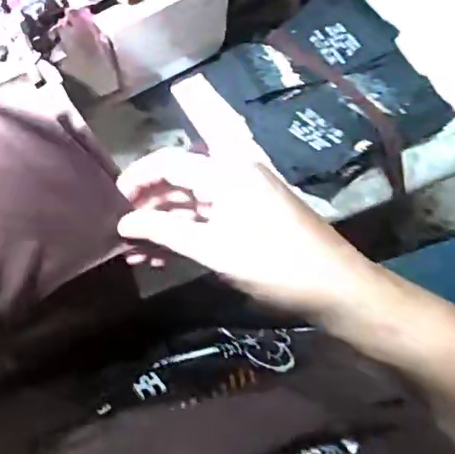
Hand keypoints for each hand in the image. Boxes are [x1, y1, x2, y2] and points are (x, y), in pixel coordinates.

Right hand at [115, 75, 387, 321]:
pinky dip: (181, 233)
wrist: (341, 291)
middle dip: (146, 205)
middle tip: (121, 231)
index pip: (166, 161)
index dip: (136, 179)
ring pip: (186, 201)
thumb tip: (123, 223)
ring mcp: (239, 194)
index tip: (113, 202)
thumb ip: (164, 231)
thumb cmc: (275, 265)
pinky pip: (203, 216)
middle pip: (175, 179)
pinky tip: (159, 258)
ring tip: (135, 254)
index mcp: (224, 170)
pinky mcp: (246, 215)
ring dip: (160, 224)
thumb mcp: (213, 250)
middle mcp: (230, 173)